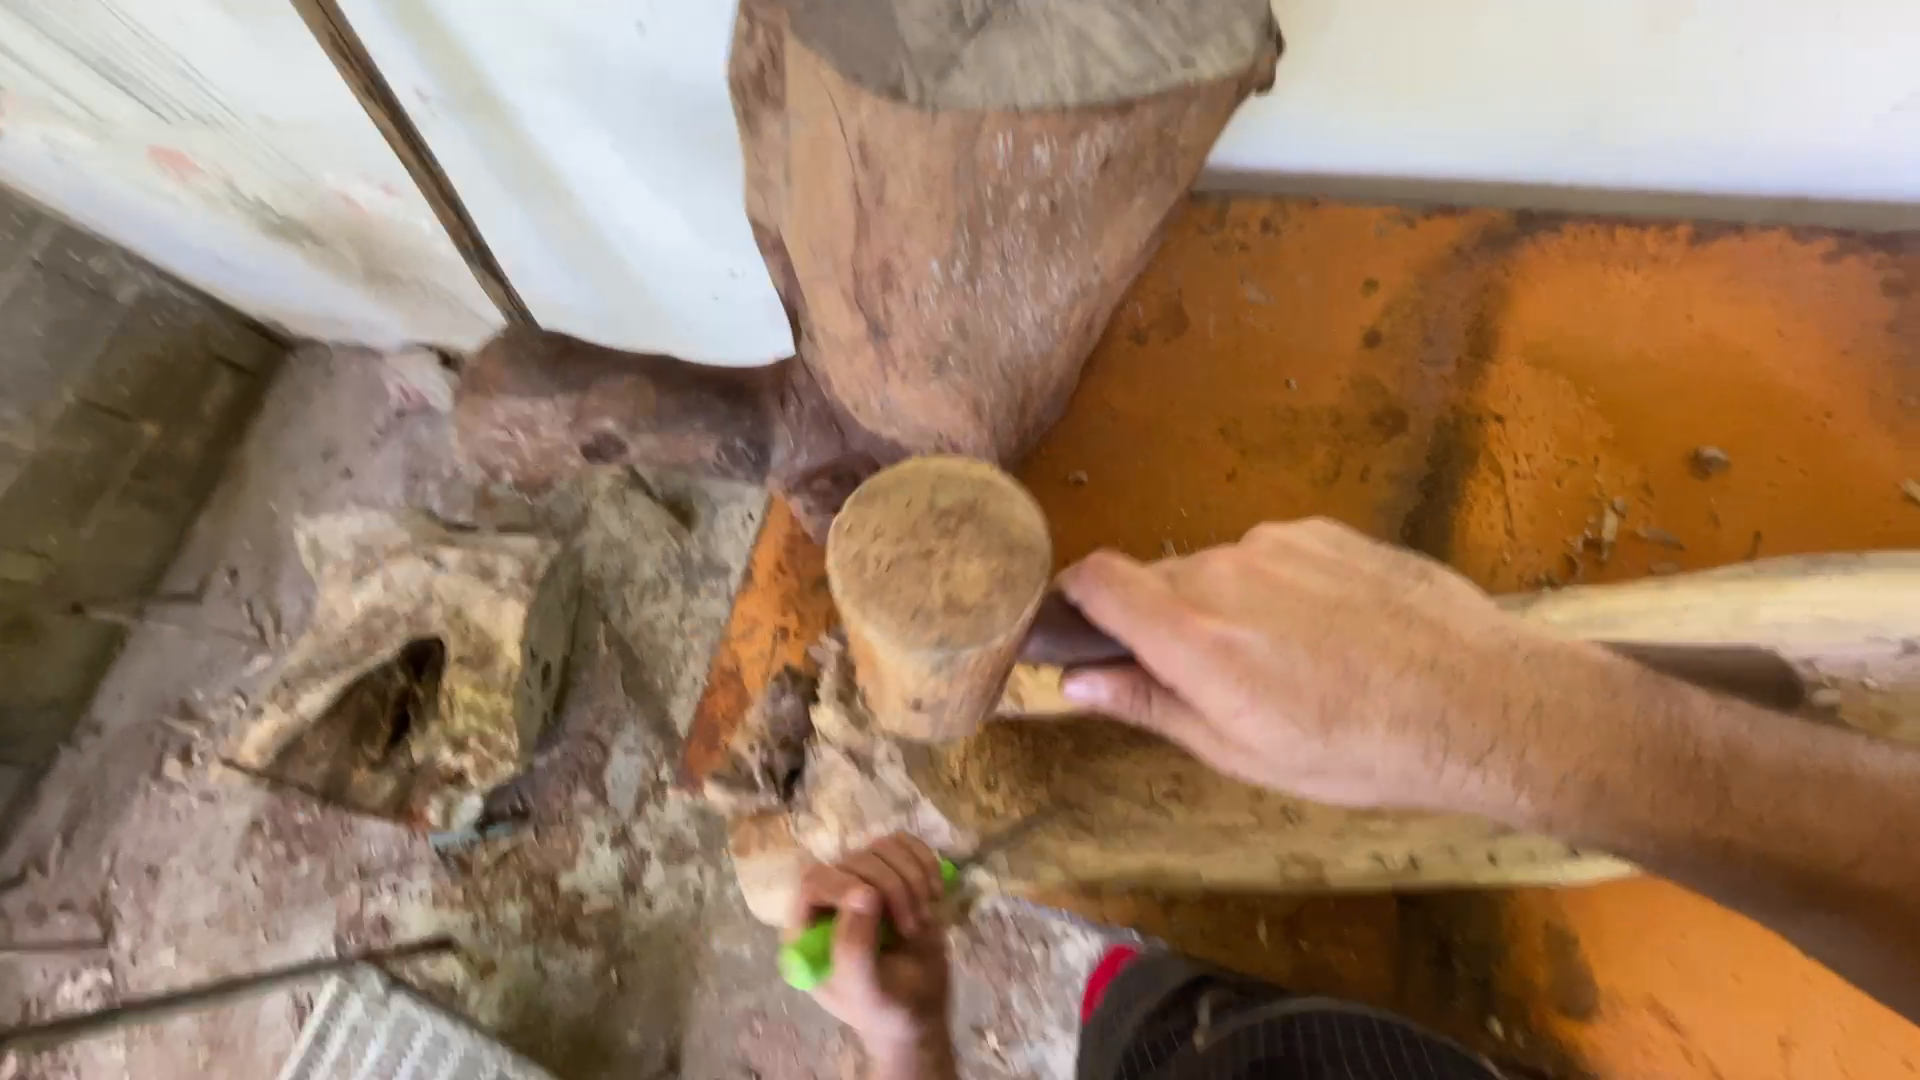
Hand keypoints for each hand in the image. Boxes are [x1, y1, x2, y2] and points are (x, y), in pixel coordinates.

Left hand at [785, 833, 950, 1055]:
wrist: (921, 1008)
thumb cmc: (885, 1009)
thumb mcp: (865, 993)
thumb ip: (854, 948)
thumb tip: (863, 893)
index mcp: (810, 928)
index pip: (813, 882)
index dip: (841, 883)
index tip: (873, 900)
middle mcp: (833, 897)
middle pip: (855, 860)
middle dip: (892, 889)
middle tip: (911, 927)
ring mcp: (865, 880)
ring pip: (884, 847)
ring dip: (912, 878)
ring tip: (922, 917)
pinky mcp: (895, 871)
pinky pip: (906, 843)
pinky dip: (926, 861)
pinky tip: (935, 893)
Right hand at [1056, 518, 1615, 814]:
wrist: (1490, 704)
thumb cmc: (1357, 752)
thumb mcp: (1240, 752)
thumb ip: (1148, 703)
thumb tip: (1074, 679)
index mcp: (1194, 634)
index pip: (1095, 578)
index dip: (1072, 595)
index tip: (1078, 625)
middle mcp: (1222, 571)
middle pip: (1152, 578)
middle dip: (1158, 619)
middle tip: (1207, 672)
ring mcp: (1275, 543)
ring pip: (1210, 568)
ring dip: (1218, 604)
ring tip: (1283, 654)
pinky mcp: (1321, 530)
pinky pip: (1264, 554)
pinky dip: (1268, 585)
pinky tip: (1324, 625)